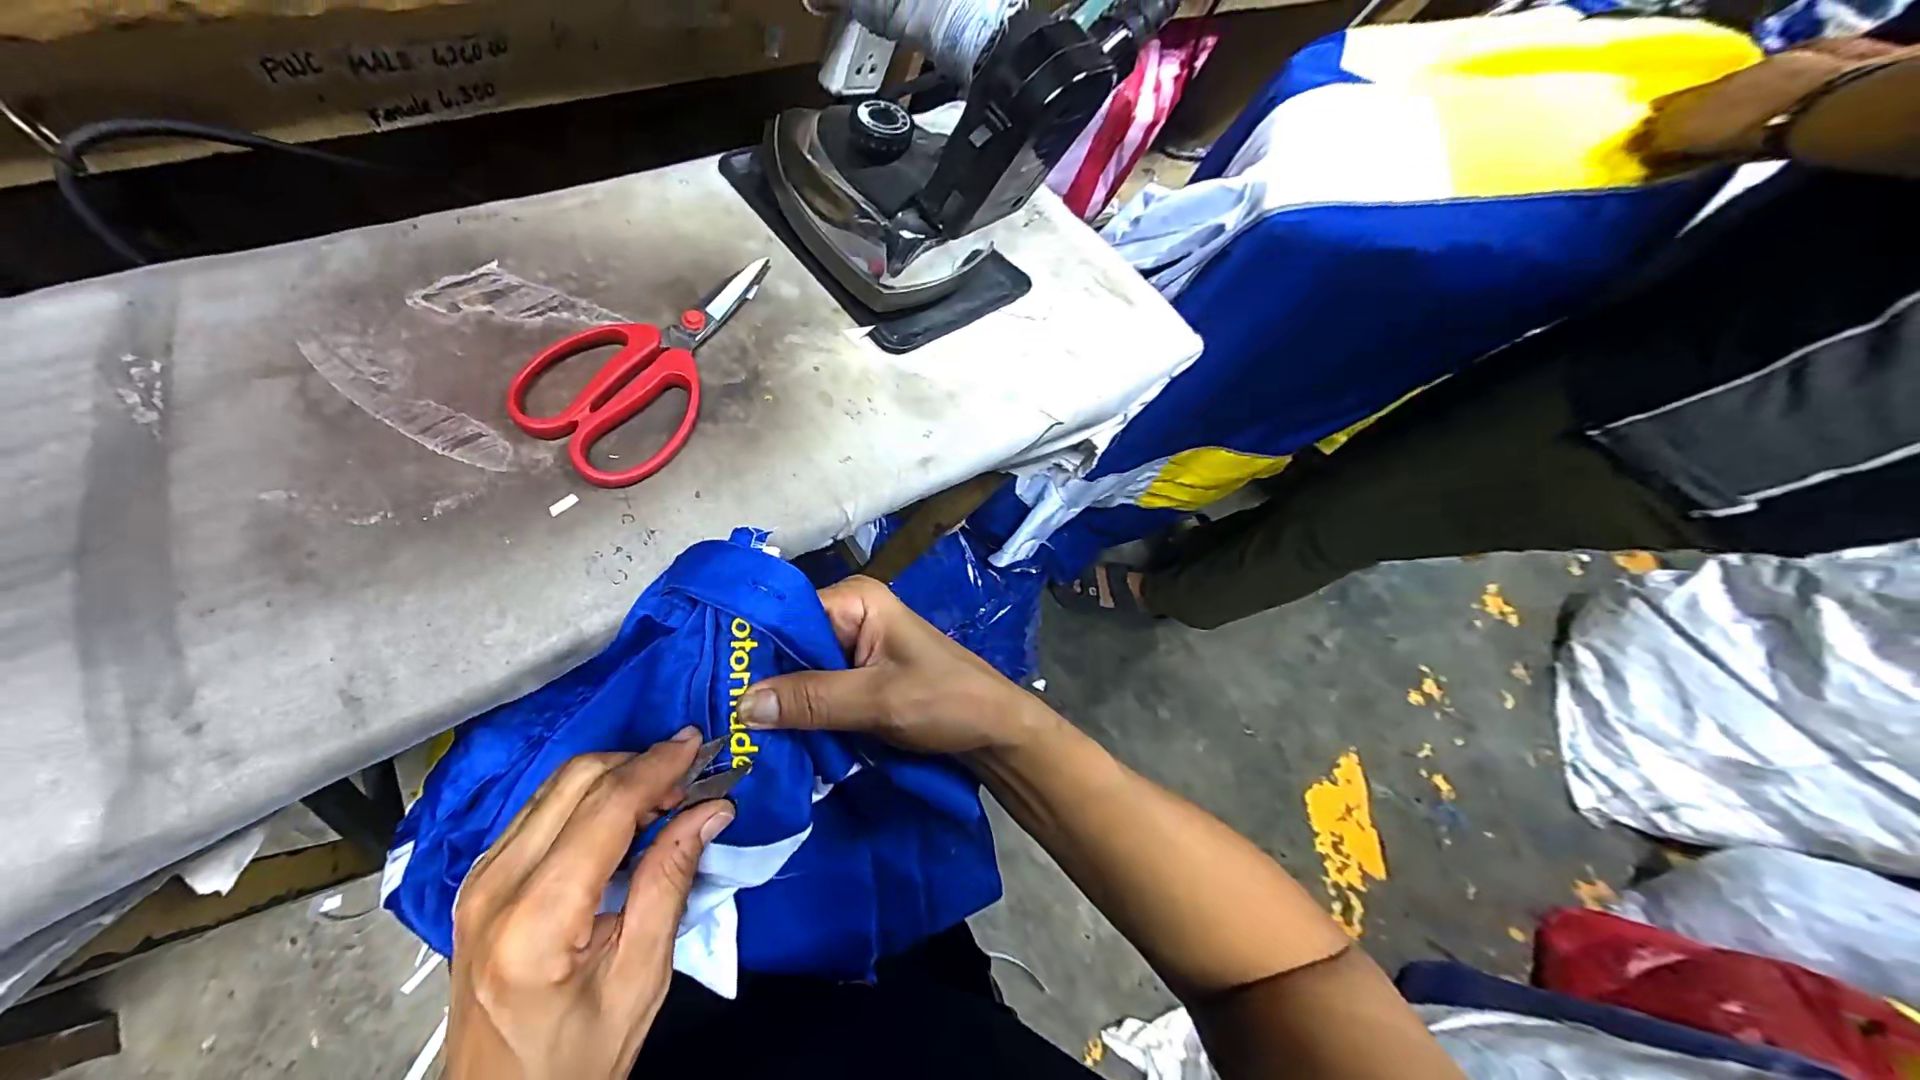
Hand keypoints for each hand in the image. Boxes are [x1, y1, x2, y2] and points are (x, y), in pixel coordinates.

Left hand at [444, 732, 735, 1079]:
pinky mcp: (480, 879)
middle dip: (641, 763)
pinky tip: (627, 812)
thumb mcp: (641, 977)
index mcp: (535, 920)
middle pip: (576, 780)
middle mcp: (495, 887)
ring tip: (667, 792)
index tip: (699, 746)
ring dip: (618, 774)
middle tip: (691, 775)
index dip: (657, 767)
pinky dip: (592, 793)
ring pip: (557, 785)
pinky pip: (542, 807)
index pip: (605, 808)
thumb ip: (671, 881)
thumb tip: (712, 809)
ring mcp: (479, 880)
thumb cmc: (576, 1057)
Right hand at [739, 576, 1049, 754]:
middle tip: (716, 720)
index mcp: (855, 600)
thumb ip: (813, 699)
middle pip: (787, 644)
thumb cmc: (947, 701)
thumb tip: (741, 704)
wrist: (993, 730)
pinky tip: (769, 737)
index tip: (712, 688)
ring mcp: (851, 647)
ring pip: (797, 672)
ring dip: (776, 702)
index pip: (785, 616)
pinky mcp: (855, 677)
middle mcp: (847, 615)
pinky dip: (797, 713)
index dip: (750, 650)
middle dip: (759, 681)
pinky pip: (813, 691)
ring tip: (735, 734)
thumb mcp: (879, 700)